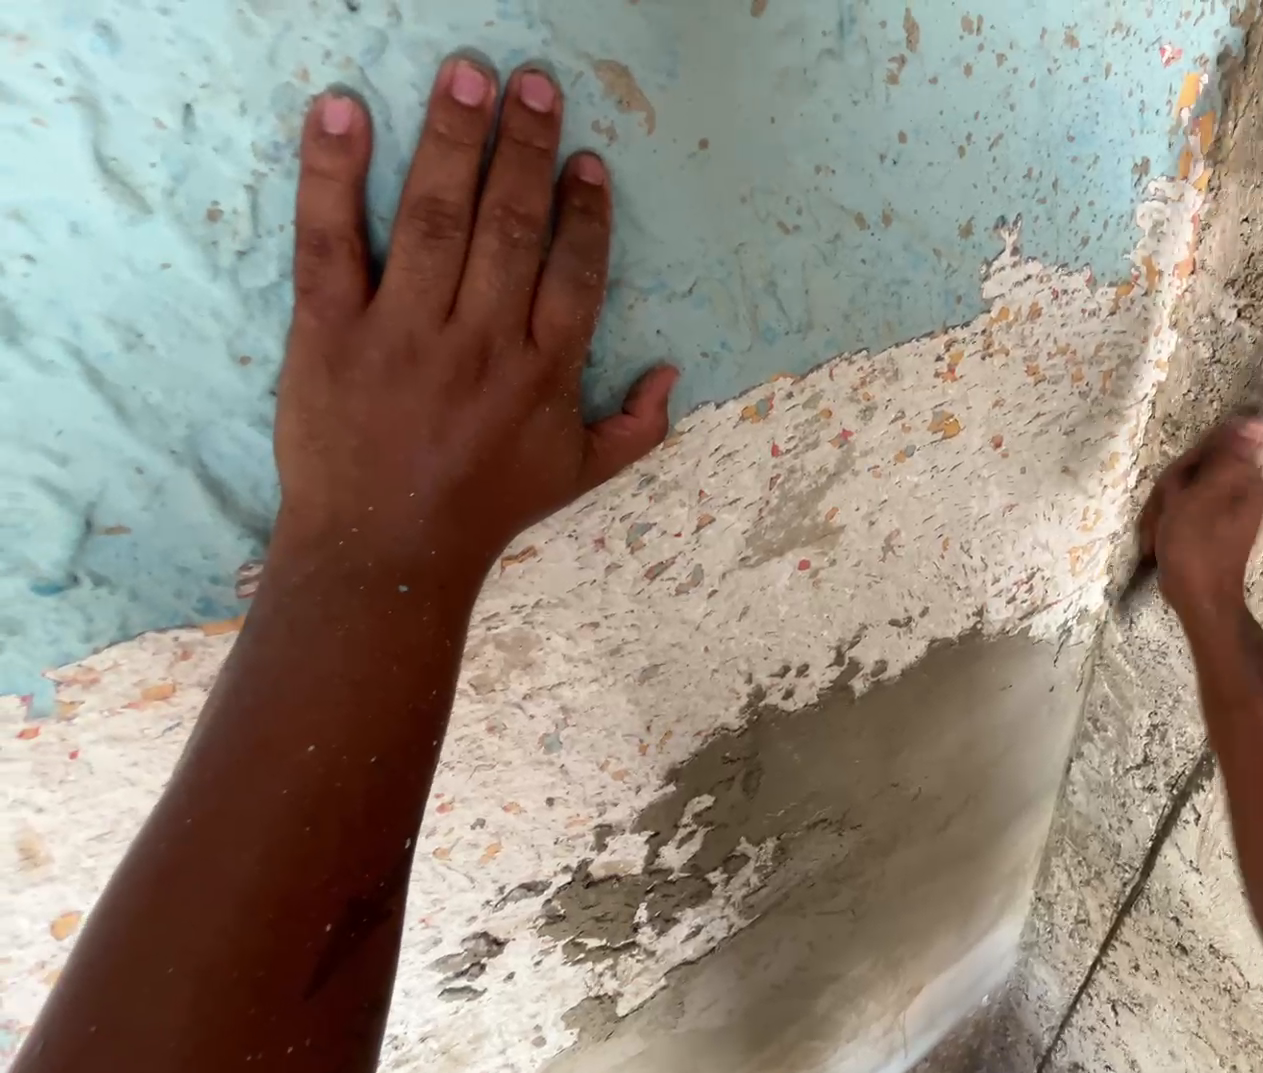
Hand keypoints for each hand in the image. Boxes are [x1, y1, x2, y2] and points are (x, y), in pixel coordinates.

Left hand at [273, 58, 674, 584]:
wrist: (388, 546)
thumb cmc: (493, 503)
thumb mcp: (586, 473)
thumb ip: (641, 426)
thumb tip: (674, 372)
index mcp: (545, 374)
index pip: (574, 276)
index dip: (585, 216)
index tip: (589, 162)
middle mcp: (482, 343)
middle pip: (510, 230)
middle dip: (526, 151)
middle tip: (533, 82)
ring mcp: (403, 332)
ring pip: (432, 220)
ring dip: (452, 142)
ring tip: (467, 76)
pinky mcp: (327, 331)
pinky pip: (328, 242)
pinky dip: (331, 175)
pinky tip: (343, 111)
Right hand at [1136, 418, 1262, 621]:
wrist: (1198, 599)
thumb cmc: (1196, 549)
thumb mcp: (1202, 495)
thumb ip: (1223, 457)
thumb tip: (1251, 421)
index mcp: (1244, 478)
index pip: (1210, 446)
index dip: (1186, 465)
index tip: (1177, 489)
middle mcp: (1237, 489)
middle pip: (1192, 469)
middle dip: (1169, 492)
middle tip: (1164, 515)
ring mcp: (1221, 508)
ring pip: (1179, 491)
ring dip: (1162, 511)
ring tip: (1157, 535)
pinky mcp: (1206, 525)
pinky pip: (1179, 510)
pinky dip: (1165, 524)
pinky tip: (1158, 542)